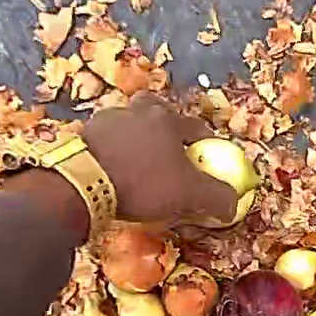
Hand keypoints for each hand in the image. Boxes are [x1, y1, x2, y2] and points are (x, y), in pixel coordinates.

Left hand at [81, 94, 237, 225]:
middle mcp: (136, 111)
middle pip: (160, 119)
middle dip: (169, 136)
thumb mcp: (190, 194)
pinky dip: (117, 158)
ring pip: (132, 130)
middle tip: (173, 160)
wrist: (82, 184)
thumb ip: (218, 197)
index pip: (196, 128)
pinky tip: (118, 178)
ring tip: (143, 172)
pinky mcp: (83, 137)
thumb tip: (233, 205)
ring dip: (140, 146)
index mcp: (166, 118)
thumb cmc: (143, 183)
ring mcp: (106, 121)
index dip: (206, 147)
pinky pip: (109, 146)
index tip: (208, 164)